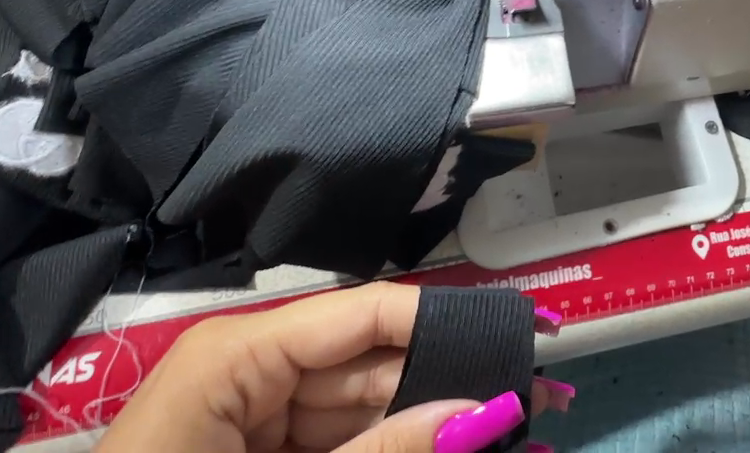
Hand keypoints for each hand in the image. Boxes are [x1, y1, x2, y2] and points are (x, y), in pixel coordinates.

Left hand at [97, 283, 512, 452]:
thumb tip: (483, 414)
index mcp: (240, 350)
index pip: (361, 311)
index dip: (436, 321)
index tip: (507, 336)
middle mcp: (250, 364)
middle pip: (364, 362)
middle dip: (433, 386)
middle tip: (508, 404)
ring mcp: (248, 410)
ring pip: (353, 406)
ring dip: (411, 424)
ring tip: (483, 431)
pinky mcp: (251, 448)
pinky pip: (328, 438)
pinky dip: (376, 448)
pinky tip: (428, 447)